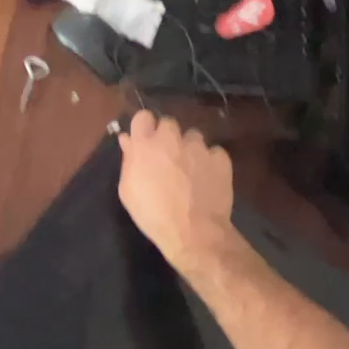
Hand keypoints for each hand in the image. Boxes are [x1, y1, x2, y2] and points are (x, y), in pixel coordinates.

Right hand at [117, 110, 240, 274]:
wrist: (193, 232)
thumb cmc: (152, 214)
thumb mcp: (128, 191)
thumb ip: (128, 160)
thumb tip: (128, 139)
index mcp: (145, 144)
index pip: (143, 116)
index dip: (144, 127)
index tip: (145, 141)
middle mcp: (172, 138)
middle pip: (169, 124)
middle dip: (168, 137)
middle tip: (167, 159)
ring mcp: (199, 146)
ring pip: (193, 136)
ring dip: (189, 148)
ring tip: (190, 171)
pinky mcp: (220, 157)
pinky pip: (213, 152)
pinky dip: (210, 162)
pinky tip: (207, 179)